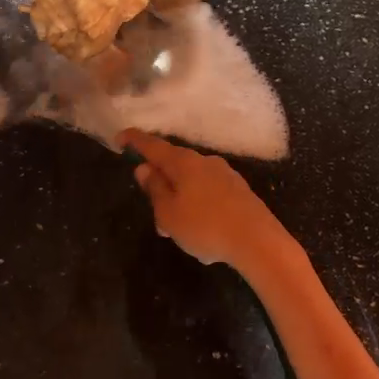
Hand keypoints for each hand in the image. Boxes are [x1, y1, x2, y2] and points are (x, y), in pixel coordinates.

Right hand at [122, 129, 289, 269]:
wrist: (257, 241)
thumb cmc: (206, 226)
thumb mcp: (169, 214)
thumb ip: (155, 189)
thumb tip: (144, 168)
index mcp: (183, 162)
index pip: (153, 145)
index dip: (135, 141)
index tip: (120, 138)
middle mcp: (203, 161)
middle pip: (173, 165)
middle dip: (161, 185)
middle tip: (155, 213)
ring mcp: (224, 173)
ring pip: (191, 182)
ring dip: (180, 199)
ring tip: (178, 231)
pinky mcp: (238, 189)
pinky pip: (208, 192)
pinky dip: (198, 206)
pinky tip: (202, 232)